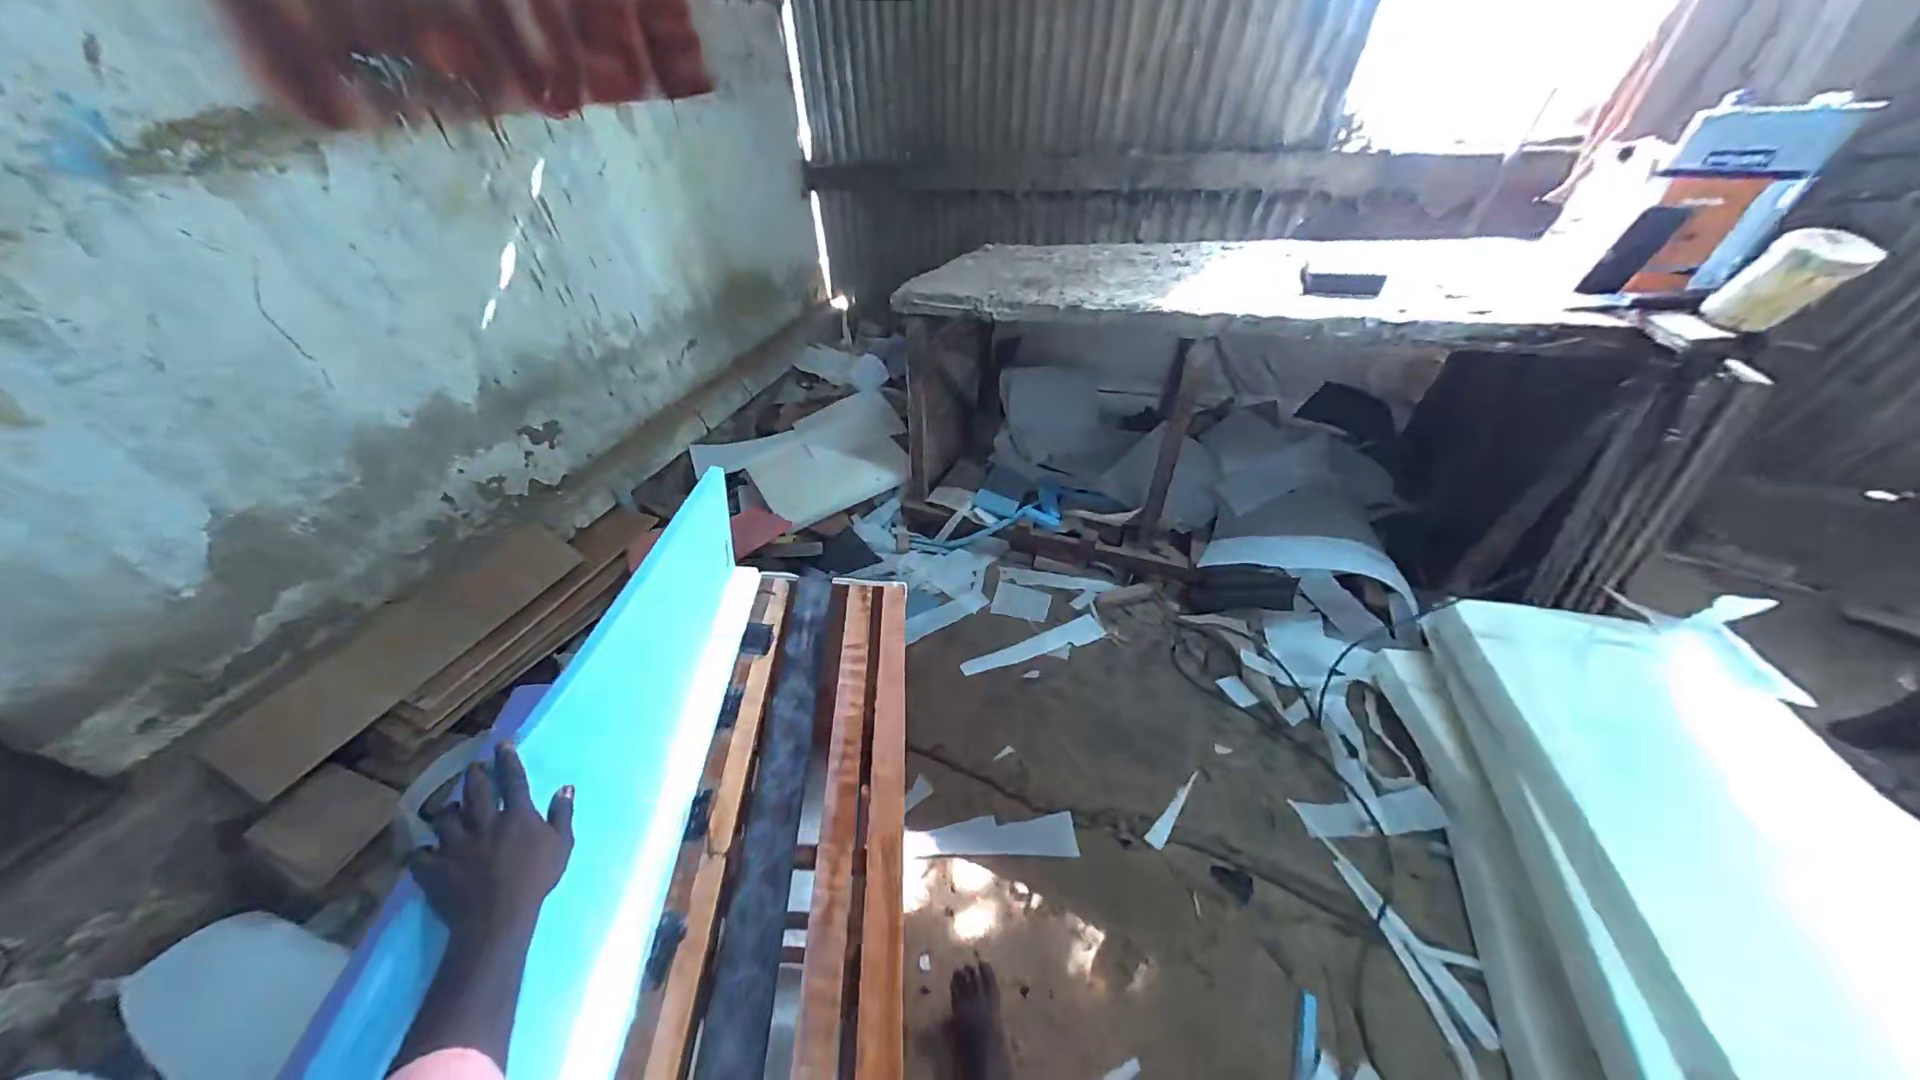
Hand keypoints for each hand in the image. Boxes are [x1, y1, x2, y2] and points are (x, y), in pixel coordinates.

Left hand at [410, 742, 573, 933]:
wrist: (497, 917)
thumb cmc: (536, 879)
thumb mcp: (562, 845)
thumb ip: (562, 814)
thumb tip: (565, 787)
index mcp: (517, 816)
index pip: (513, 780)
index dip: (508, 760)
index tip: (502, 744)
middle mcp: (485, 823)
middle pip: (476, 791)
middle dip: (475, 775)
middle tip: (474, 766)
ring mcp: (456, 845)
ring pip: (445, 818)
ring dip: (448, 810)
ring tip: (450, 808)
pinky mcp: (434, 868)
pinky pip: (420, 854)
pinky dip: (422, 851)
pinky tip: (425, 851)